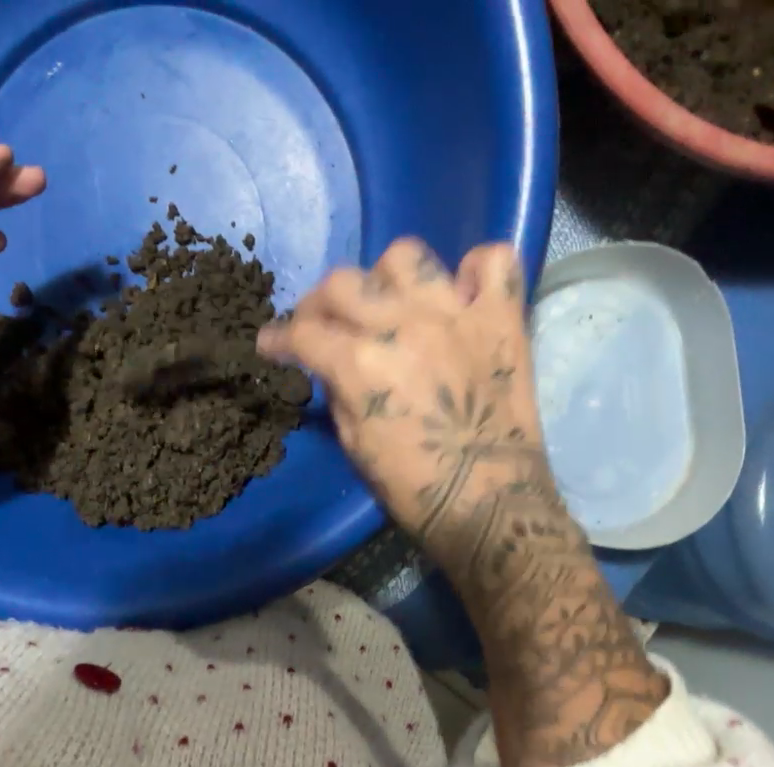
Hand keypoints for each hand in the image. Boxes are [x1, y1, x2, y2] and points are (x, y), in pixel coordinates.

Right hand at [257, 239, 545, 565]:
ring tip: (393, 305)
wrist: (490, 504)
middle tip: (324, 325)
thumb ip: (339, 393)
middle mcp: (404, 325)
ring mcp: (456, 314)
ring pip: (406, 256)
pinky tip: (462, 296)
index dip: (278, 338)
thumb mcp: (356, 446)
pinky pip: (492, 260)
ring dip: (388, 278)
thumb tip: (333, 366)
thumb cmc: (415, 489)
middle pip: (343, 282)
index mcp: (360, 364)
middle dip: (319, 303)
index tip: (271, 344)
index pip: (303, 332)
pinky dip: (475, 271)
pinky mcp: (502, 317)